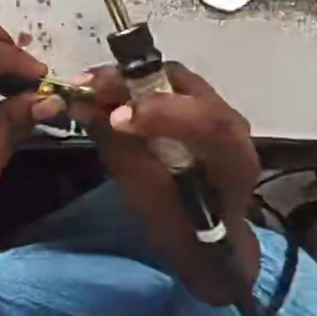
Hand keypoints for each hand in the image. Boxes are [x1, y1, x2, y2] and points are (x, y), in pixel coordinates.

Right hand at [69, 62, 261, 303]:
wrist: (207, 238)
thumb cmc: (180, 227)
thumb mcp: (147, 200)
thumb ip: (120, 150)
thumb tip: (83, 107)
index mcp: (232, 158)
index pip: (209, 122)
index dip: (161, 113)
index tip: (116, 119)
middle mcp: (231, 124)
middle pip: (184, 85)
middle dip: (131, 81)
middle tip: (86, 86)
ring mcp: (213, 109)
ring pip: (168, 78)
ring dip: (124, 79)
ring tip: (85, 85)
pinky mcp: (193, 104)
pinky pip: (160, 84)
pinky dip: (127, 85)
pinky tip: (98, 90)